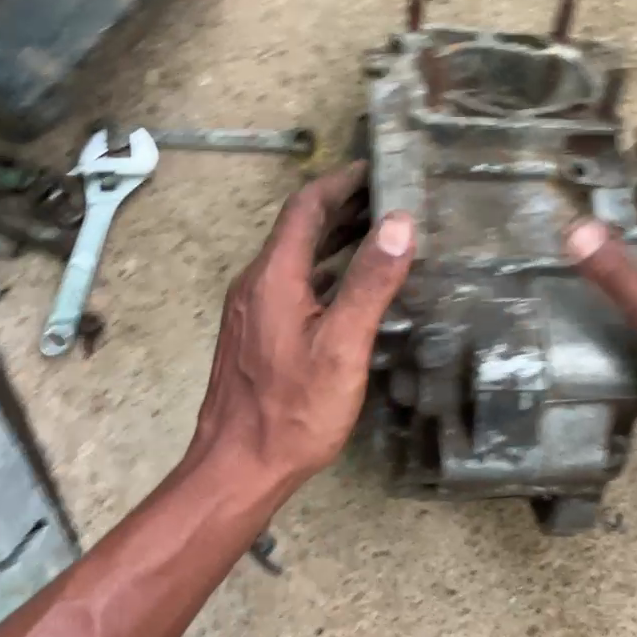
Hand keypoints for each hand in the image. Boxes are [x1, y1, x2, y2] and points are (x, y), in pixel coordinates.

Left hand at [188, 163, 415, 484]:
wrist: (237, 466)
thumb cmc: (293, 411)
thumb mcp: (342, 346)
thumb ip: (369, 283)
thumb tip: (399, 222)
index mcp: (274, 275)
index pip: (306, 206)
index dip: (342, 182)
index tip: (378, 170)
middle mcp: (256, 282)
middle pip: (300, 228)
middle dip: (343, 207)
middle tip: (390, 199)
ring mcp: (252, 308)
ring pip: (296, 257)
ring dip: (335, 240)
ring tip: (380, 234)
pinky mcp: (255, 331)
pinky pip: (292, 284)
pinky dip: (324, 272)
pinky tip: (352, 287)